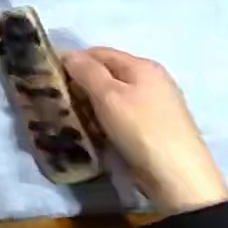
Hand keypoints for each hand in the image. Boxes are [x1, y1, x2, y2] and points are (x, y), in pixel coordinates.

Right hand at [63, 47, 227, 215]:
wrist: (177, 175)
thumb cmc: (140, 128)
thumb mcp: (108, 95)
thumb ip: (86, 71)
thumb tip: (69, 55)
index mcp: (142, 66)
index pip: (98, 52)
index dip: (72, 61)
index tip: (50, 78)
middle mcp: (151, 79)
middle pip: (106, 72)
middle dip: (81, 83)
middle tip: (59, 100)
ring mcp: (155, 102)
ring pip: (112, 94)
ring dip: (91, 102)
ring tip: (73, 116)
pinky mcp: (153, 124)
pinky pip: (121, 111)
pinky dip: (104, 116)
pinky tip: (95, 128)